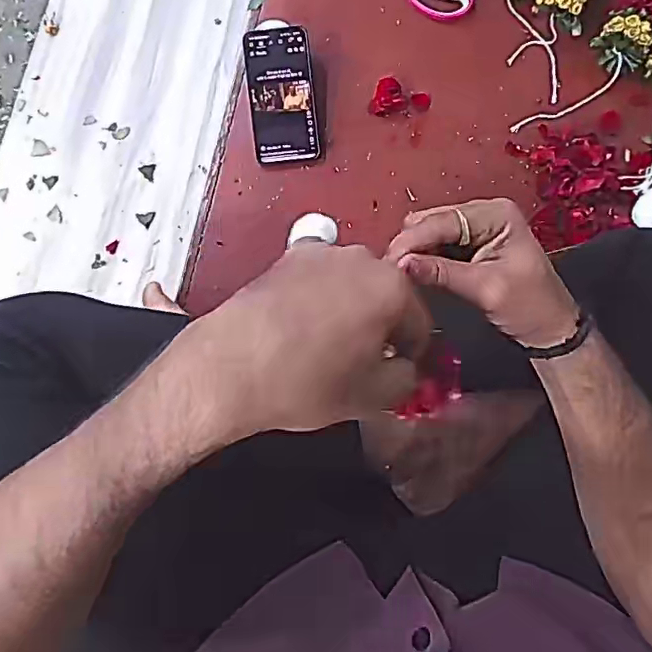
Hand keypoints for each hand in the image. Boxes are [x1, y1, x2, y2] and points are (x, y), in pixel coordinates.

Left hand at [171, 242, 432, 435]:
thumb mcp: (372, 396)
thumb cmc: (297, 379)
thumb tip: (407, 371)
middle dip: (381, 326)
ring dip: (351, 309)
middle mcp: (361, 260)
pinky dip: (319, 297)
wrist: (230, 366)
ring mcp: (324, 254)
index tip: (399, 366)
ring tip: (327, 348)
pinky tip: (303, 329)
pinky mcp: (292, 257)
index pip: (421, 322)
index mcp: (391, 287)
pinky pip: (321, 278)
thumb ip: (407, 380)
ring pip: (354, 285)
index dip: (412, 352)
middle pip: (388, 295)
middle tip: (363, 361)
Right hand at [386, 198, 580, 349]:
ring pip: (432, 231)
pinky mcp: (470, 244)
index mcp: (497, 213)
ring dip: (415, 250)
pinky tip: (411, 271)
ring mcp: (477, 227)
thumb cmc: (530, 307)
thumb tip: (401, 264)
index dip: (414, 239)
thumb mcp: (487, 289)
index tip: (389, 260)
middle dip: (411, 243)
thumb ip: (443, 273)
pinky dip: (424, 256)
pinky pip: (438, 244)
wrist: (552, 330)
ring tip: (396, 272)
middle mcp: (485, 212)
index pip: (445, 220)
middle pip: (434, 220)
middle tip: (389, 270)